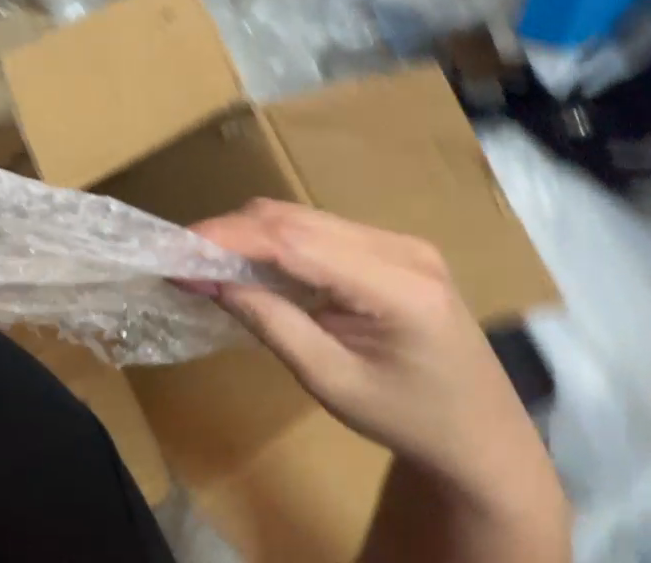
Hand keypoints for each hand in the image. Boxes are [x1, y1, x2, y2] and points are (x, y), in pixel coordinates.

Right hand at [186, 200, 553, 508]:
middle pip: (291, 218)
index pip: (292, 241)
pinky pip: (313, 226)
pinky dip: (269, 238)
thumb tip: (202, 277)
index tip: (173, 251)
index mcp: (400, 289)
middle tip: (180, 258)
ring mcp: (401, 244)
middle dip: (226, 232)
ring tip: (205, 260)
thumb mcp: (327, 378)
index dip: (225, 238)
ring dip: (244, 232)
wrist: (483, 439)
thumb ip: (267, 320)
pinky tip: (247, 261)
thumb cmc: (406, 419)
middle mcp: (403, 251)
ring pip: (296, 215)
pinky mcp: (390, 247)